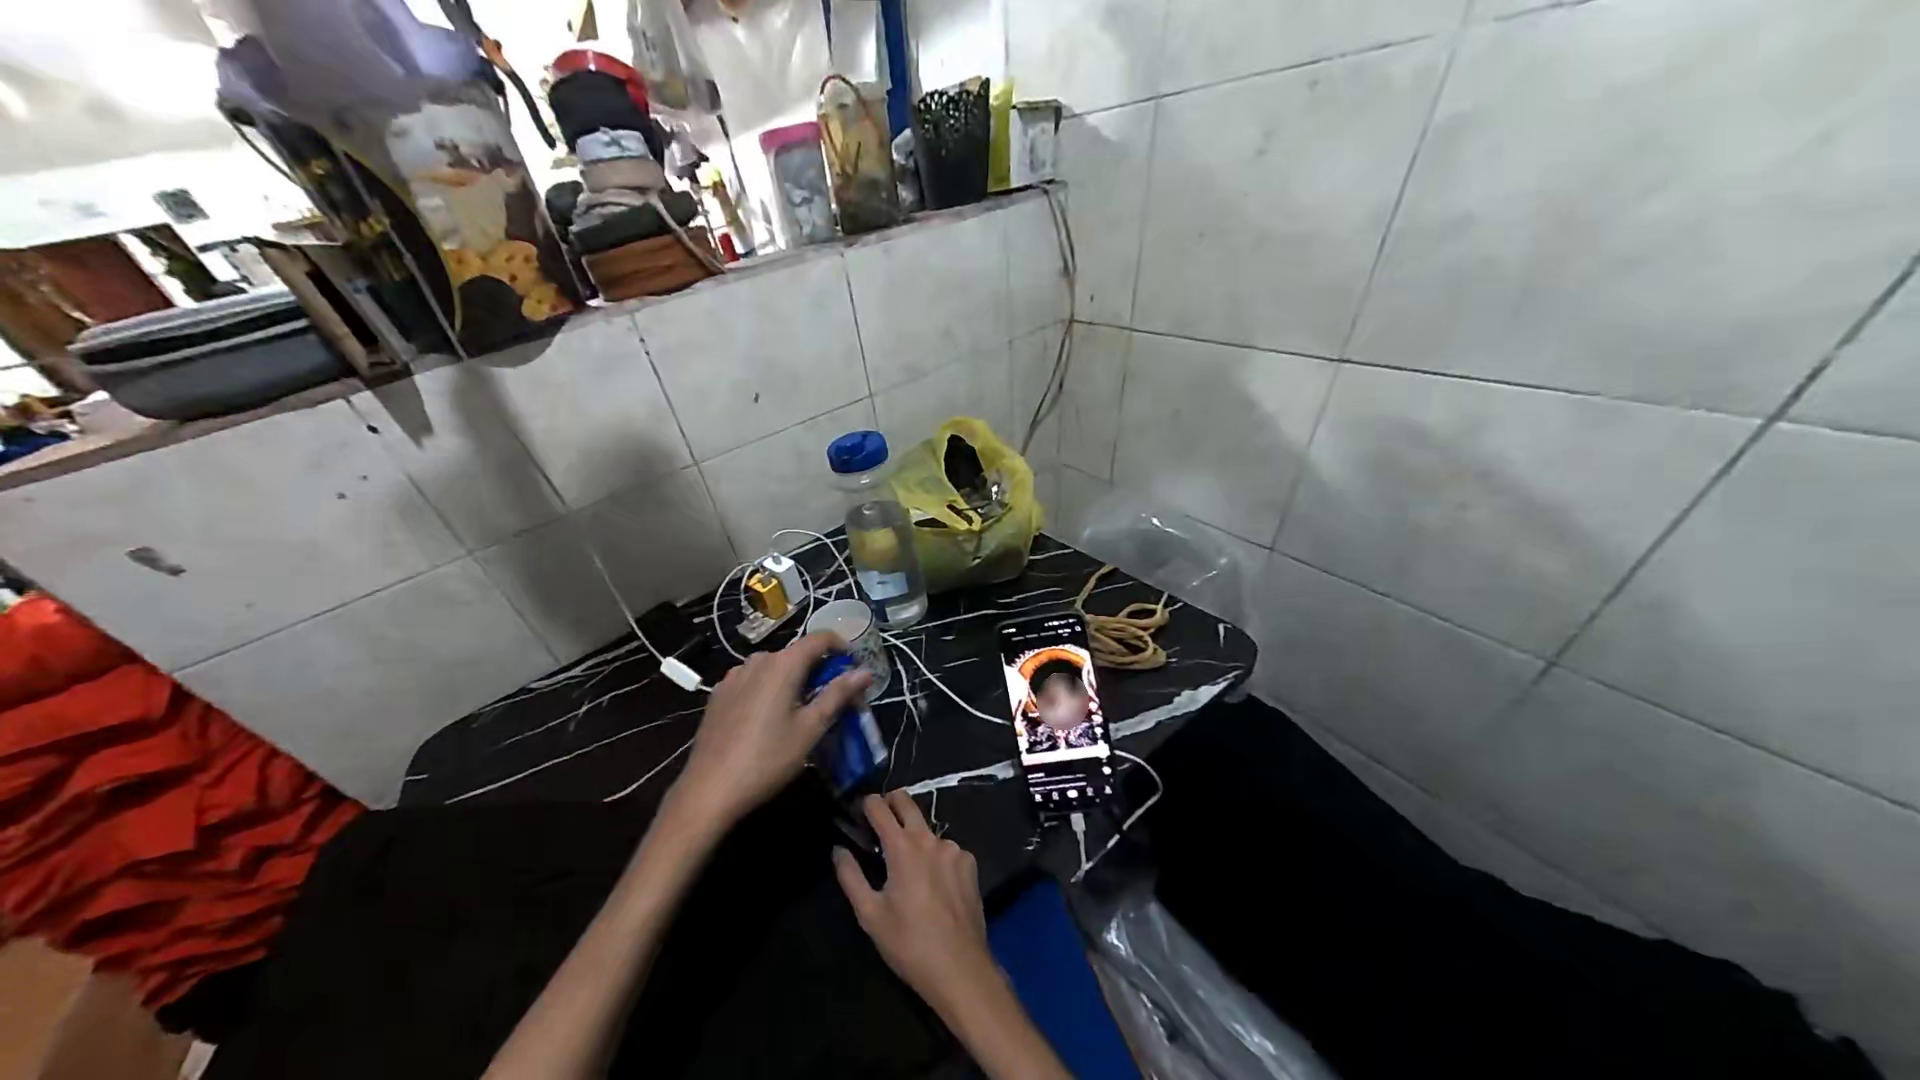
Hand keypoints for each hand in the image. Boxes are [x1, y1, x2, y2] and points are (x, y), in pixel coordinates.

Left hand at [668, 632, 871, 830]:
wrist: (709, 789)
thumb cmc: (767, 759)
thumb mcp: (811, 728)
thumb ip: (838, 694)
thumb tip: (865, 672)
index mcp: (782, 665)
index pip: (820, 639)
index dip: (842, 647)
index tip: (856, 668)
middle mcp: (757, 661)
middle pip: (797, 655)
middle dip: (820, 671)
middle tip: (836, 700)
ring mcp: (733, 677)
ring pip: (774, 669)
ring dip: (794, 681)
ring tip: (803, 712)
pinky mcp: (719, 695)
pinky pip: (754, 682)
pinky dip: (771, 690)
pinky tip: (771, 720)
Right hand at [834, 792, 999, 1013]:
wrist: (959, 967)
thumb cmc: (908, 942)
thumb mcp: (869, 914)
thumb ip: (851, 876)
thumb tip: (838, 849)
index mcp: (903, 847)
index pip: (880, 808)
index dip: (867, 804)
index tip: (859, 809)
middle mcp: (930, 839)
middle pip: (907, 803)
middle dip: (891, 802)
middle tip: (880, 818)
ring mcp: (954, 849)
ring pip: (928, 830)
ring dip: (915, 837)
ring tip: (907, 866)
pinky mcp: (970, 864)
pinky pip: (947, 850)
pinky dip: (935, 857)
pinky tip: (933, 883)